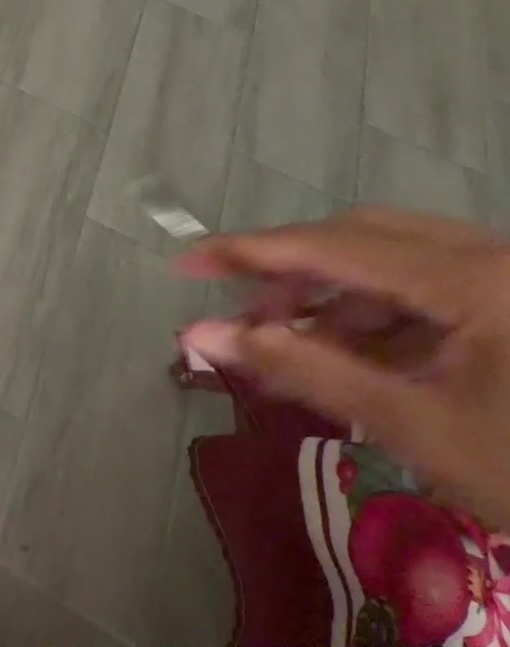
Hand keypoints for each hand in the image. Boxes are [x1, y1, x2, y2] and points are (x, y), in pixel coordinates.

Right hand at [180, 208, 509, 526]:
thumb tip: (200, 335)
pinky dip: (387, 311)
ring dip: (338, 292)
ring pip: (404, 258)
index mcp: (478, 282)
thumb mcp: (417, 426)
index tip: (183, 264)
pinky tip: (363, 355)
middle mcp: (501, 261)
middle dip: (294, 269)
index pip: (330, 245)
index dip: (247, 251)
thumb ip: (303, 369)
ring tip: (297, 341)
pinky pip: (442, 284)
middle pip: (366, 235)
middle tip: (245, 310)